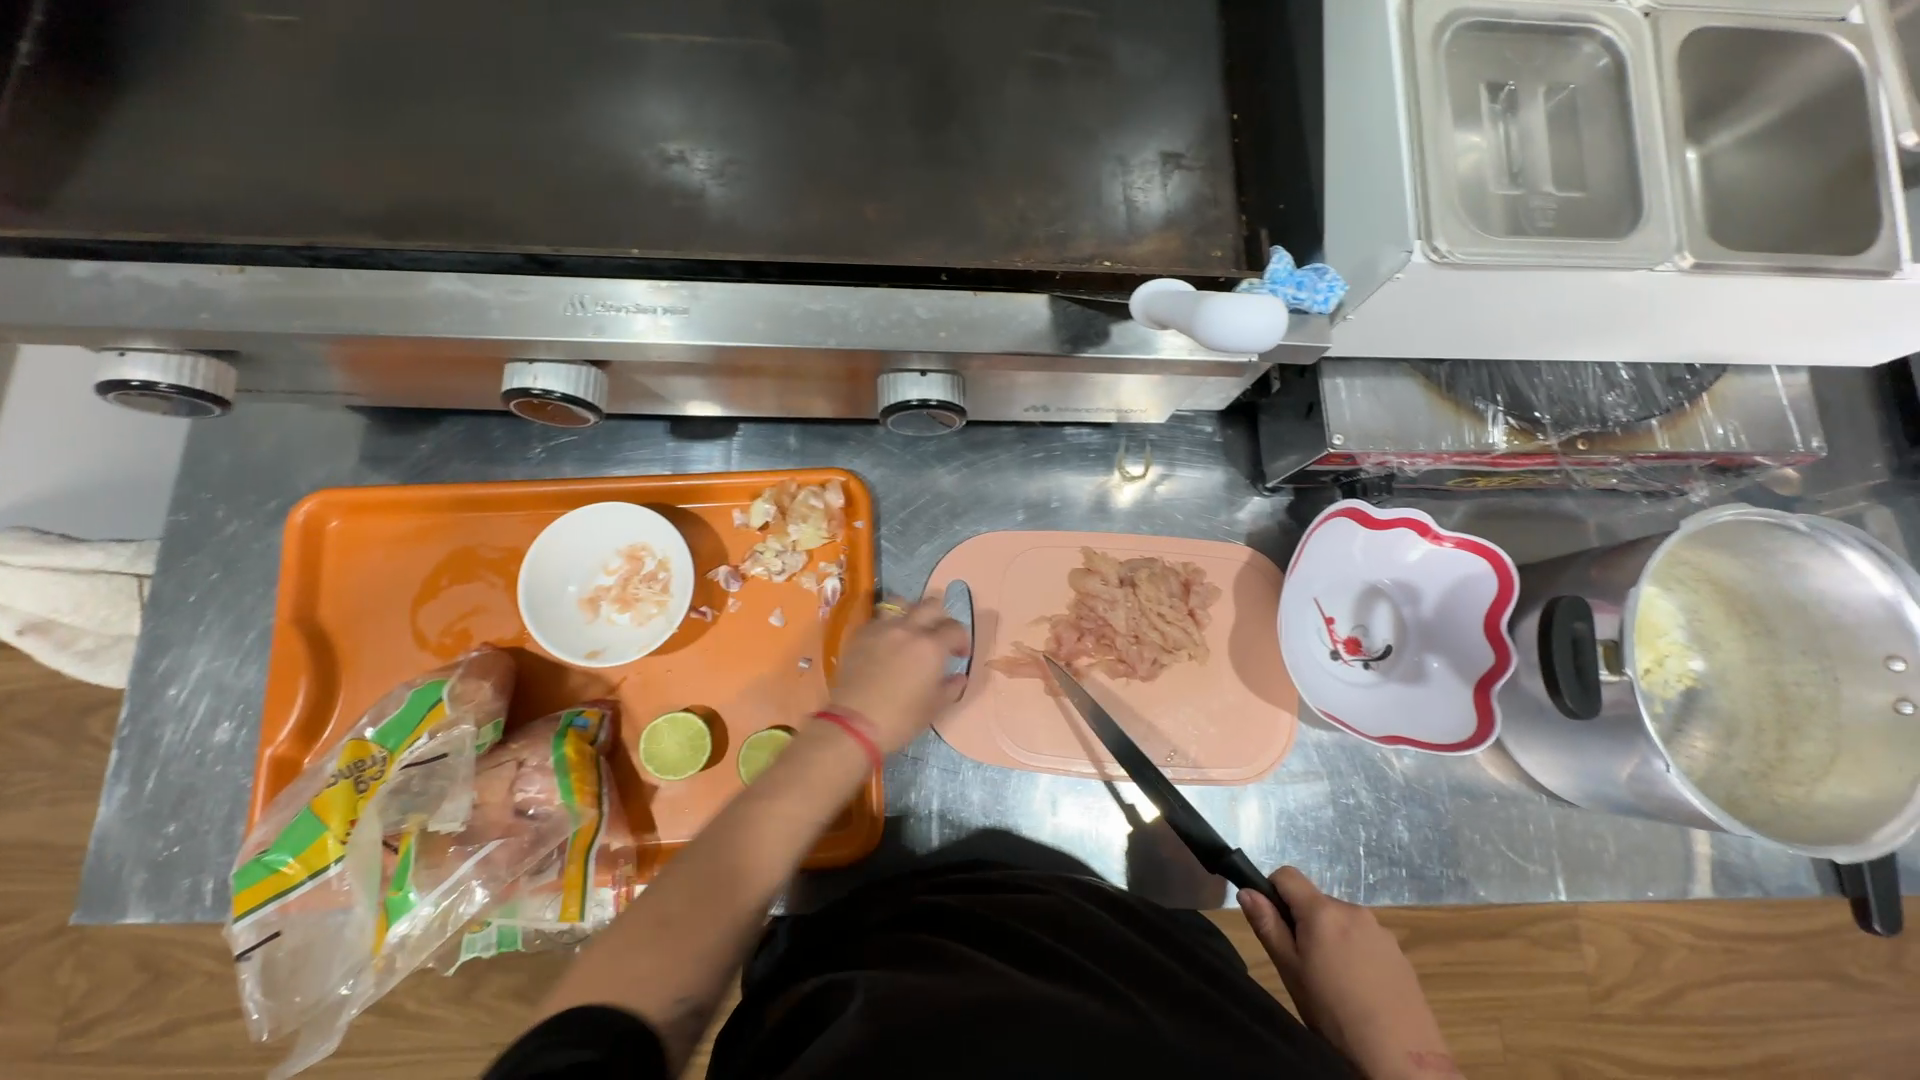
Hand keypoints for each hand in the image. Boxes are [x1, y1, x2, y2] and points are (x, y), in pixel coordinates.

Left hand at [825, 595, 968, 753]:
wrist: (855, 723)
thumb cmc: (901, 719)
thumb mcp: (934, 707)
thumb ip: (951, 687)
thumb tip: (959, 677)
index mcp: (932, 646)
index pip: (955, 628)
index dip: (962, 640)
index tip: (959, 655)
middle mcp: (908, 629)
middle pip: (930, 605)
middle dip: (940, 617)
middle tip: (939, 636)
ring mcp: (881, 629)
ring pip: (901, 604)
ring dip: (911, 612)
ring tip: (911, 630)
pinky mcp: (860, 634)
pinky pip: (878, 619)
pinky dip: (888, 625)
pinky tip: (886, 642)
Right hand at [1241, 867, 1459, 1079]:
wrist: (1399, 1059)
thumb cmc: (1333, 1014)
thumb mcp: (1290, 971)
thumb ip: (1267, 926)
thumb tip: (1247, 891)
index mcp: (1323, 912)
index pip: (1287, 874)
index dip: (1272, 892)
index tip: (1274, 925)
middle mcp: (1354, 910)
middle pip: (1316, 901)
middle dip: (1303, 923)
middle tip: (1303, 965)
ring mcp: (1381, 932)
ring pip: (1341, 922)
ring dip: (1330, 939)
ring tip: (1333, 983)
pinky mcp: (1400, 953)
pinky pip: (1365, 940)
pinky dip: (1355, 954)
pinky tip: (1359, 990)